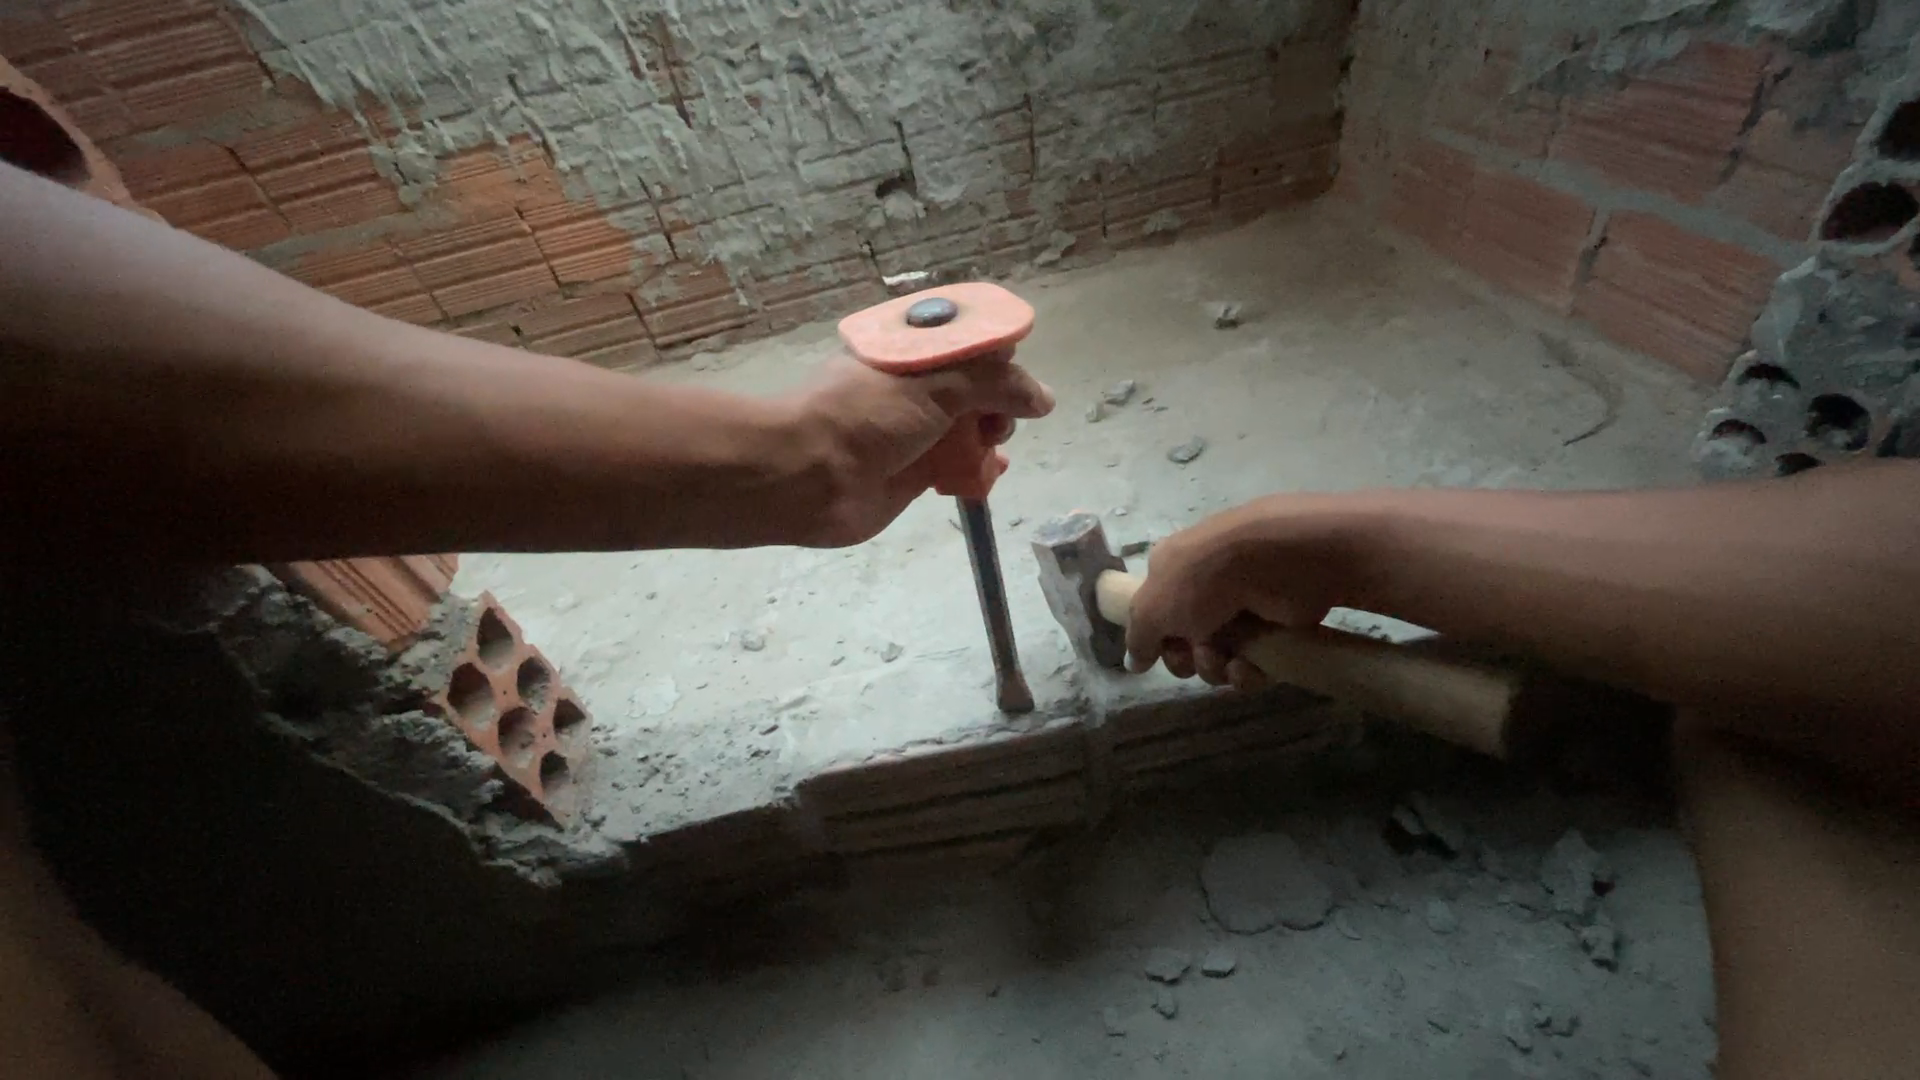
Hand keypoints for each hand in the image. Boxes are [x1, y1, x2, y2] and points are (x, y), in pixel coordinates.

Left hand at [782, 349, 1052, 545]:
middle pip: (979, 384)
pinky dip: (981, 469)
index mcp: (912, 346)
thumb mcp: (937, 382)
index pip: (969, 336)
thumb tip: (1044, 398)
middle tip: (993, 419)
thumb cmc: (868, 415)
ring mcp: (916, 428)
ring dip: (992, 436)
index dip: (997, 350)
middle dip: (999, 400)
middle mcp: (915, 383)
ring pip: (973, 426)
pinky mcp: (916, 470)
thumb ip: (996, 383)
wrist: (812, 477)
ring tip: (990, 446)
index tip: (1011, 367)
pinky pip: (962, 464)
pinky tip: (990, 474)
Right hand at [1123, 498, 1359, 688]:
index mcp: (1171, 572)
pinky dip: (1246, 672)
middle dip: (1185, 659)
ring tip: (1222, 659)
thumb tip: (1134, 663)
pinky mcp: (1274, 628)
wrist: (1272, 562)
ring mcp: (1241, 608)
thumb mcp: (1150, 608)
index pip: (1155, 614)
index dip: (1155, 638)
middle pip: (1185, 643)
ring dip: (1214, 668)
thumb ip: (1137, 638)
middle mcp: (1204, 588)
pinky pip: (1253, 664)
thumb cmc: (1201, 579)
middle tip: (1192, 656)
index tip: (1159, 651)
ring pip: (1218, 658)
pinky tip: (1247, 667)